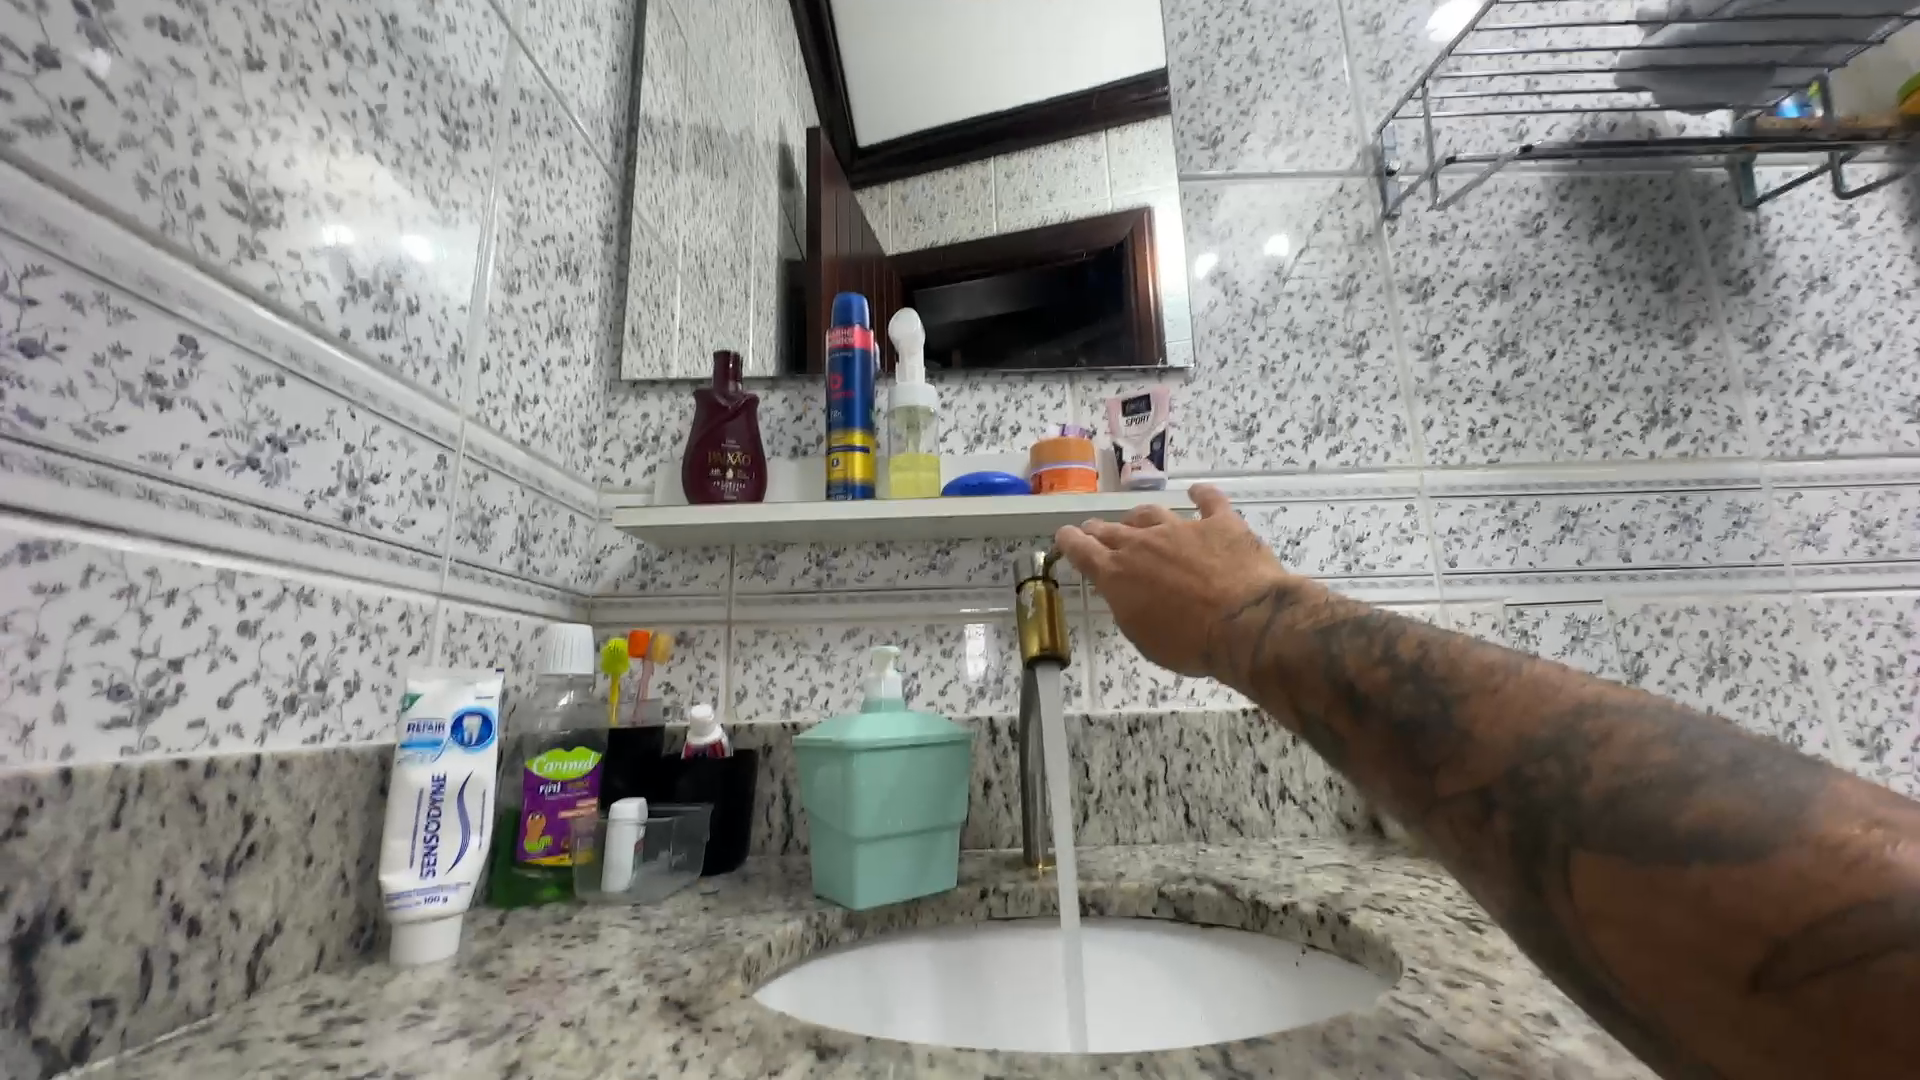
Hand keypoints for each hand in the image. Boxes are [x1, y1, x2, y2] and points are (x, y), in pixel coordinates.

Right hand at [1053, 484, 1299, 680]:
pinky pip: (1209, 500)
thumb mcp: (1144, 637)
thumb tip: (1127, 594)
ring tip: (1138, 519)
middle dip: (1099, 529)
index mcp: (1117, 574)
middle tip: (1094, 530)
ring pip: (1151, 513)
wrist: (1244, 622)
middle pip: (1112, 529)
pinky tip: (1197, 491)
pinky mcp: (1220, 523)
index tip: (1065, 535)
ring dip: (1140, 516)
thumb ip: (1129, 608)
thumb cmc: (1189, 643)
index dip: (1070, 540)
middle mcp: (1142, 544)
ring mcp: (1181, 528)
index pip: (1082, 549)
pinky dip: (1201, 495)